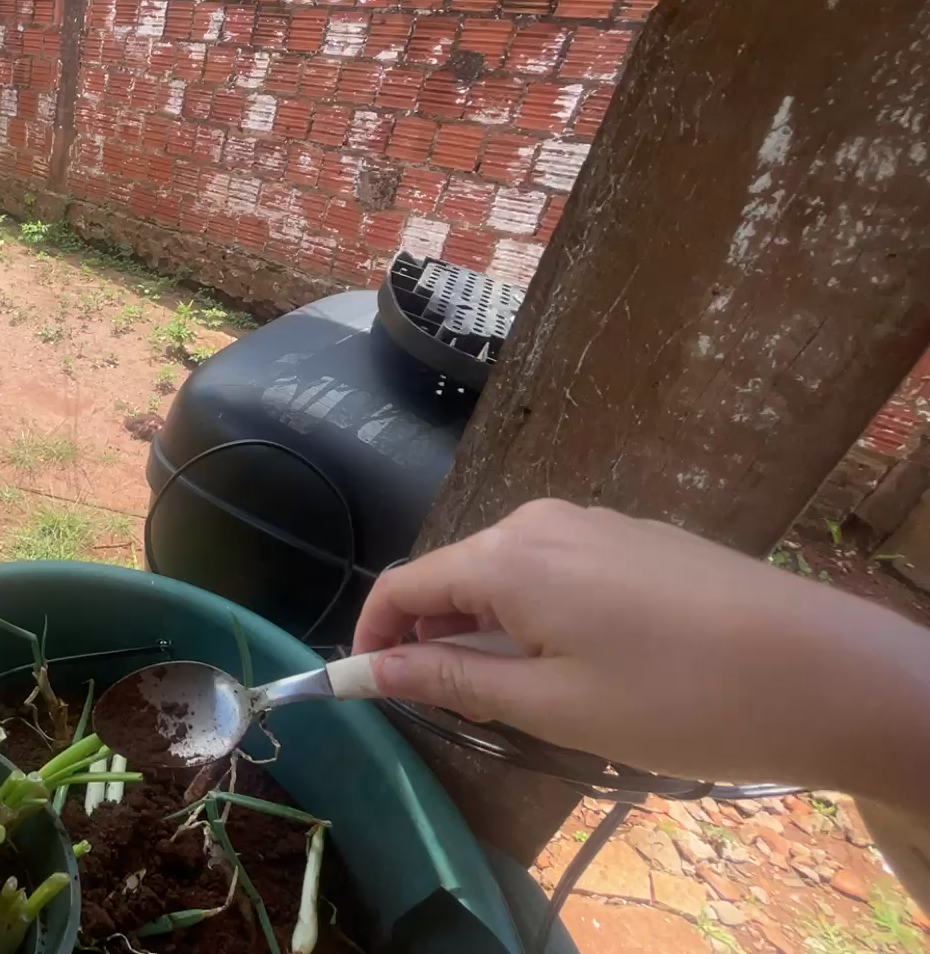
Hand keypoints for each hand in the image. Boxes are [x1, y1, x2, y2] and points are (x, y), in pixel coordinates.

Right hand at [352, 499, 929, 809]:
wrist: (859, 681)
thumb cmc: (687, 701)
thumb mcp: (553, 705)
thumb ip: (447, 678)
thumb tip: (367, 671)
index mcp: (504, 558)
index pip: (401, 585)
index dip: (373, 632)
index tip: (367, 680)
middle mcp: (534, 522)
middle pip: (450, 575)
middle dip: (435, 634)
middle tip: (458, 699)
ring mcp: (588, 521)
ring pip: (500, 571)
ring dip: (486, 623)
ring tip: (526, 684)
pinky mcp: (632, 533)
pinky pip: (549, 564)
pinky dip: (533, 606)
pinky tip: (584, 652)